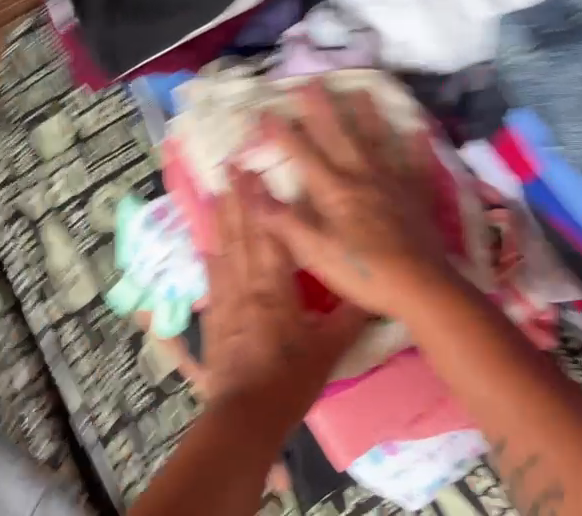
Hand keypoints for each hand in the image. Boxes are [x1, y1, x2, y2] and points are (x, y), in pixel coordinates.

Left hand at [199, 169, 368, 416]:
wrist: (245, 415)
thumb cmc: (290, 379)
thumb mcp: (329, 350)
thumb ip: (350, 318)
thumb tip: (375, 292)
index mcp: (274, 286)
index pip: (268, 232)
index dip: (261, 200)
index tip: (254, 169)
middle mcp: (246, 283)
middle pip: (240, 232)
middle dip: (236, 197)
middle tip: (229, 165)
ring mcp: (225, 299)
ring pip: (223, 248)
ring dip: (220, 218)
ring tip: (215, 191)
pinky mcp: (214, 318)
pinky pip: (212, 278)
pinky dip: (209, 257)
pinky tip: (205, 245)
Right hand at [248, 82, 460, 320]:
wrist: (423, 288)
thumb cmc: (364, 272)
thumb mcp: (315, 252)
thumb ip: (283, 220)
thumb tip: (250, 191)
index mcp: (333, 189)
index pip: (301, 153)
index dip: (280, 132)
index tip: (263, 110)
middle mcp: (361, 175)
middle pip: (338, 134)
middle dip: (320, 107)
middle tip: (310, 80)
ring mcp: (392, 182)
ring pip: (375, 139)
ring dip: (365, 114)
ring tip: (359, 89)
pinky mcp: (416, 195)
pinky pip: (415, 163)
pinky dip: (415, 144)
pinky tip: (417, 128)